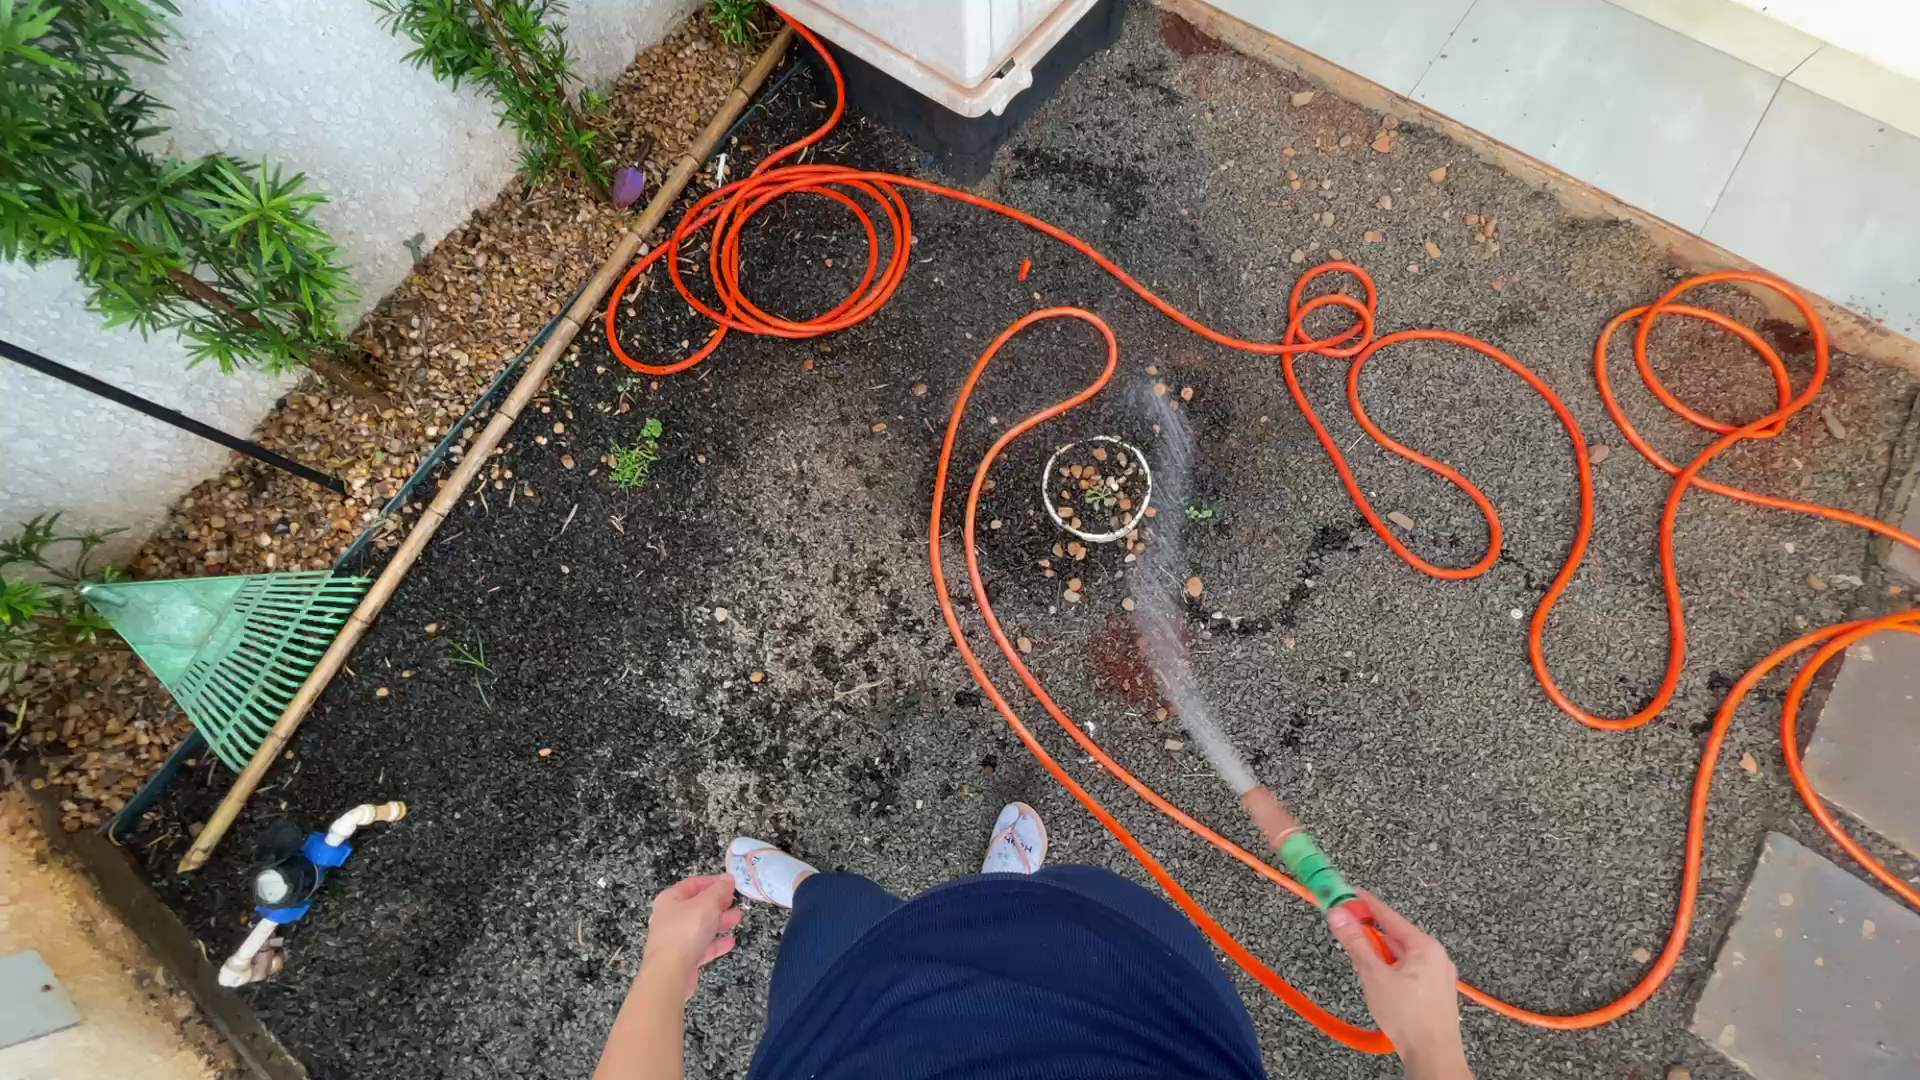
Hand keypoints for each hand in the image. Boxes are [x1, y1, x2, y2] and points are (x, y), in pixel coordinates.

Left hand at [639, 874, 741, 998]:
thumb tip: (728, 877)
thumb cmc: (686, 930)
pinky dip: (715, 943)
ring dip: (719, 922)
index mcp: (670, 900)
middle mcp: (669, 918)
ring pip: (700, 927)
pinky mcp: (681, 960)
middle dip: (717, 903)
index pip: (692, 884)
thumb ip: (720, 889)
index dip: (711, 881)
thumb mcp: (708, 903)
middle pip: (696, 906)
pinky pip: (701, 947)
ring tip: (737, 918)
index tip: (729, 883)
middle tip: (733, 900)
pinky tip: (730, 942)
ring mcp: (674, 940)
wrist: (669, 973)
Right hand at [1327, 891, 1470, 1079]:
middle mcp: (1435, 956)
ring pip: (1399, 953)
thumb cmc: (1407, 1016)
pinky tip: (1378, 980)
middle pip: (1393, 934)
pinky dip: (1389, 967)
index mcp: (1424, 946)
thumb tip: (1337, 912)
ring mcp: (1438, 974)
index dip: (1363, 902)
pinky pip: (1407, 968)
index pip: (1387, 914)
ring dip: (1378, 953)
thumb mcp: (1374, 974)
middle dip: (1368, 933)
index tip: (1344, 891)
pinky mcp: (1435, 991)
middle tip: (1345, 932)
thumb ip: (1355, 941)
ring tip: (1361, 964)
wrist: (1434, 1059)